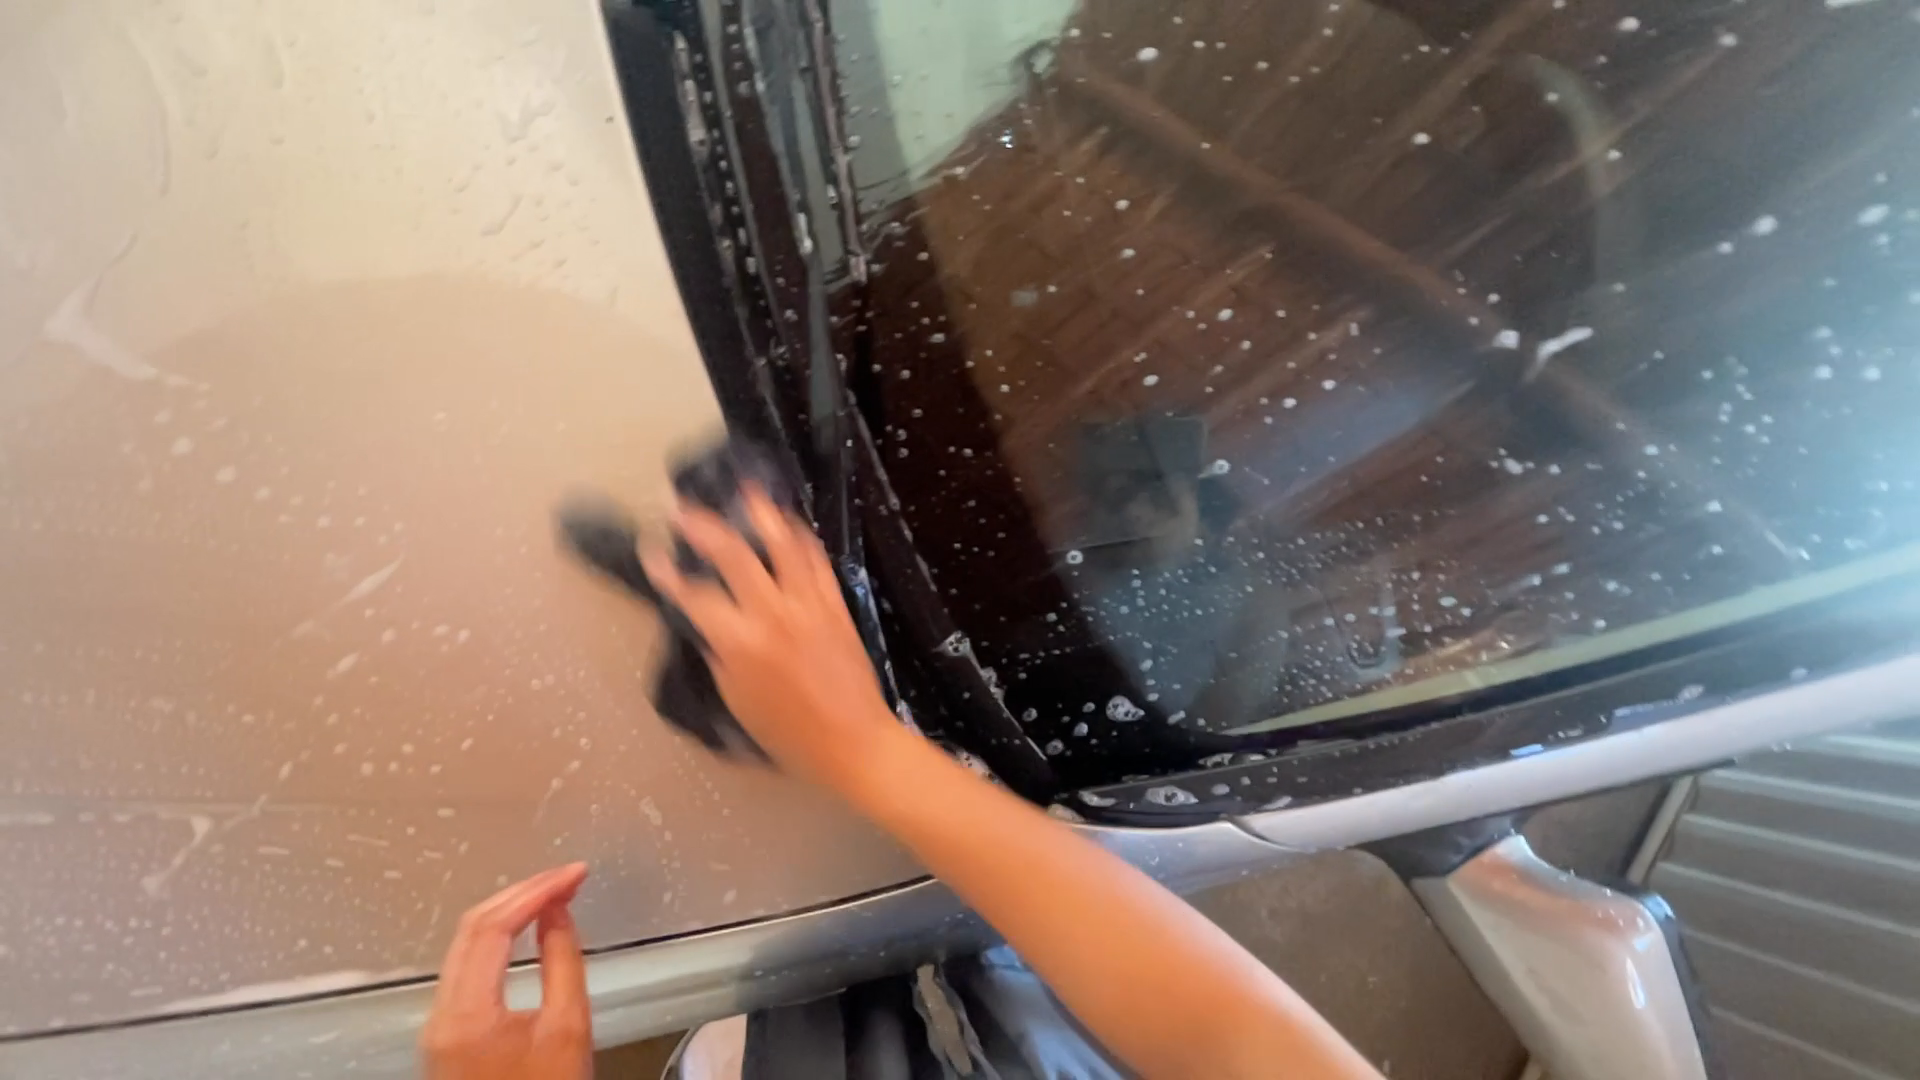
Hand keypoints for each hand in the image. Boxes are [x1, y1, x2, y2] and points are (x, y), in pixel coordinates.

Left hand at [421, 864, 592, 1079]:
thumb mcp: (568, 1026)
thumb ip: (562, 959)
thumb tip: (558, 909)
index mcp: (465, 1015)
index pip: (494, 928)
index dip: (538, 890)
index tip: (579, 873)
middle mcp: (439, 1014)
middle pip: (471, 928)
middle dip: (523, 891)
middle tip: (570, 875)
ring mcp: (438, 1023)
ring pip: (466, 941)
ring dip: (511, 907)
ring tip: (557, 890)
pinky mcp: (446, 1030)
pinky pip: (468, 961)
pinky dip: (501, 931)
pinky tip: (530, 921)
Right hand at [642, 489, 902, 790]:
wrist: (853, 741)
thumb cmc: (788, 734)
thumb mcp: (736, 700)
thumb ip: (720, 655)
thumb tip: (711, 624)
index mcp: (742, 643)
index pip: (696, 596)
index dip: (669, 573)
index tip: (650, 552)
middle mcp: (775, 613)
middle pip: (736, 556)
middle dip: (705, 527)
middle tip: (682, 508)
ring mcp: (810, 603)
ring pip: (784, 545)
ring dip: (762, 514)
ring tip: (744, 489)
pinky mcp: (836, 603)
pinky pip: (817, 560)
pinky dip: (800, 538)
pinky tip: (788, 523)